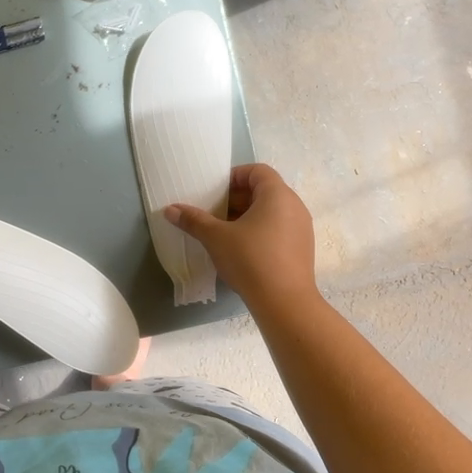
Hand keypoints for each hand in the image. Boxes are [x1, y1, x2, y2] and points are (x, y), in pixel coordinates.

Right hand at [165, 164, 316, 303]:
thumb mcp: (216, 238)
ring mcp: (302, 228)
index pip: (258, 171)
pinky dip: (260, 231)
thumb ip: (193, 220)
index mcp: (277, 195)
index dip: (235, 176)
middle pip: (264, 191)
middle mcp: (294, 206)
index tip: (215, 191)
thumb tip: (169, 209)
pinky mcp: (302, 248)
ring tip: (224, 232)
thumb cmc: (250, 259)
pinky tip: (241, 250)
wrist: (284, 302)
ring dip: (247, 216)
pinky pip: (279, 229)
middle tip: (214, 213)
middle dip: (236, 199)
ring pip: (271, 212)